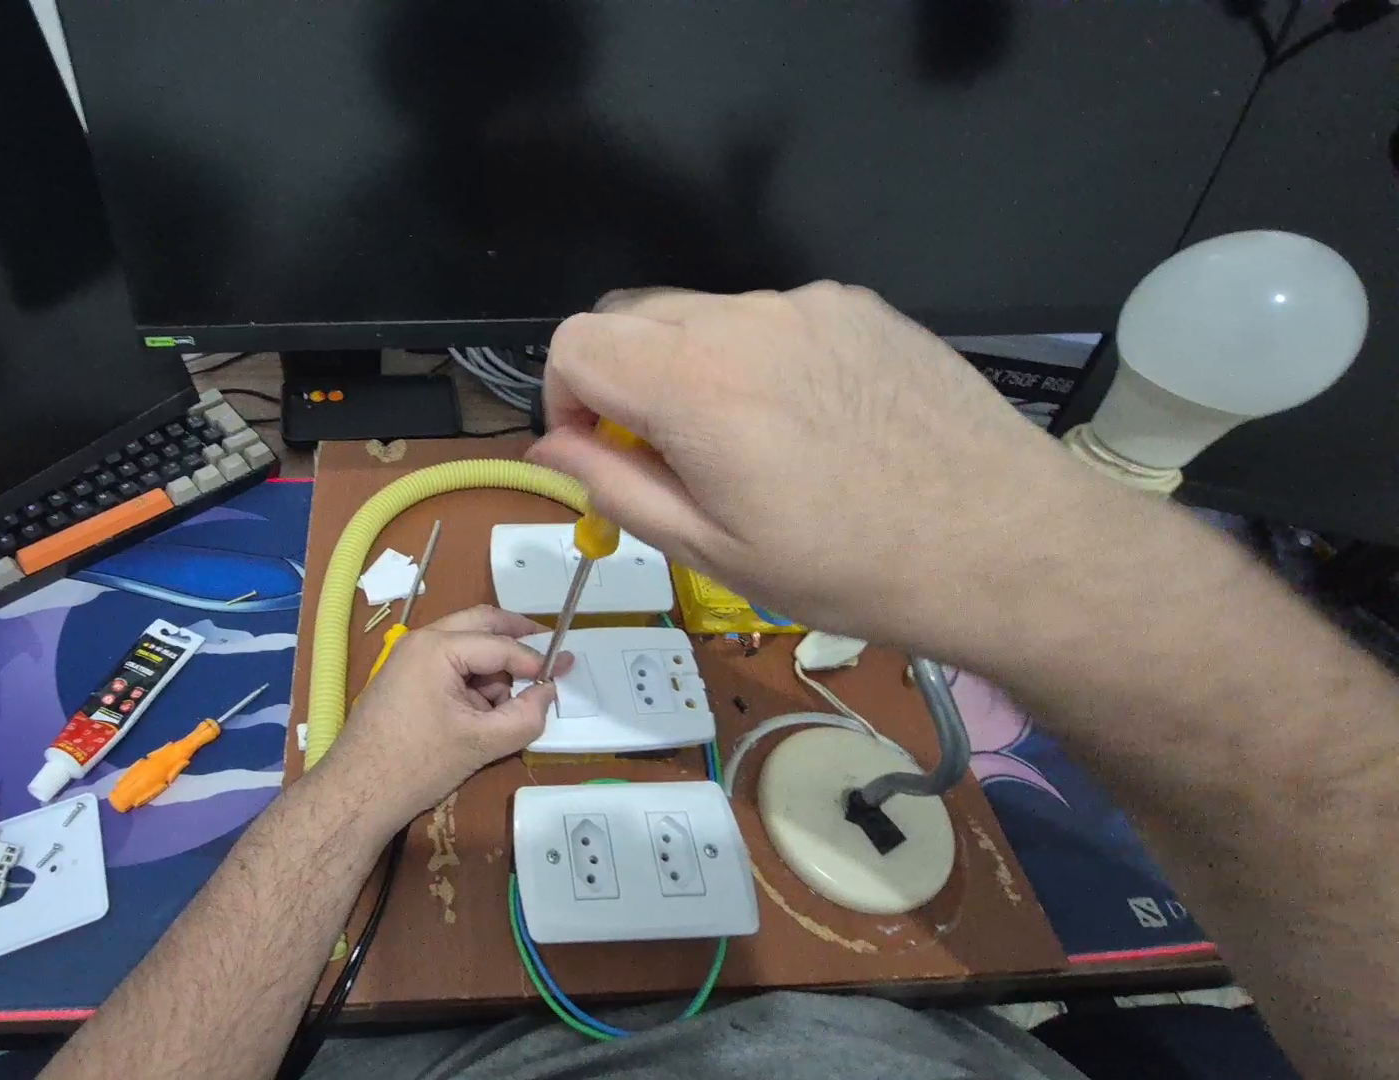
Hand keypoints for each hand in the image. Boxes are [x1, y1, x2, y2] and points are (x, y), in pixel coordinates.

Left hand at [319, 605, 566, 827]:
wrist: (356, 793)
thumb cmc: (416, 764)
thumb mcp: (480, 742)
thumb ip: (524, 716)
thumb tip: (549, 693)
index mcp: (437, 647)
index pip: (499, 644)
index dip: (535, 659)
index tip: (566, 669)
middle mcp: (421, 641)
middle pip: (481, 624)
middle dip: (516, 638)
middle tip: (550, 652)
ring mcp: (409, 657)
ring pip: (466, 645)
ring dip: (494, 664)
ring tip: (509, 704)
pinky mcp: (406, 678)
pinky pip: (450, 665)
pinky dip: (473, 678)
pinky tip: (483, 711)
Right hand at [527, 283, 1122, 656]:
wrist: (1004, 545)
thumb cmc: (840, 566)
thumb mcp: (704, 548)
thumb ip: (610, 486)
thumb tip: (549, 446)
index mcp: (693, 383)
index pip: (573, 342)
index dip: (562, 398)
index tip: (597, 451)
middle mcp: (741, 319)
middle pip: (623, 317)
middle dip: (612, 379)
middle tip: (654, 450)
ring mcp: (804, 304)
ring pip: (689, 314)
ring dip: (675, 368)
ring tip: (731, 439)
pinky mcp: (853, 305)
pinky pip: (758, 317)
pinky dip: (739, 357)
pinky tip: (793, 417)